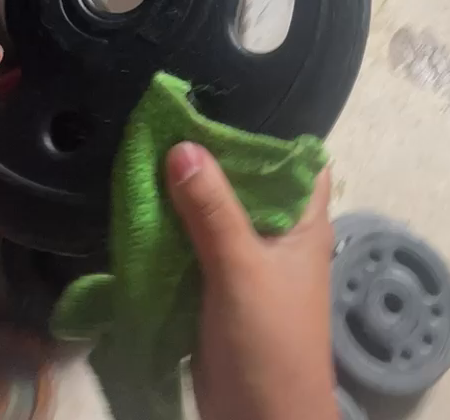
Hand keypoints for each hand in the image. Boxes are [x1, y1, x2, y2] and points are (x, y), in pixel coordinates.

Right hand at [168, 142, 336, 419]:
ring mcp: (250, 261)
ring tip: (148, 153)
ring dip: (188, 193)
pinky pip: (198, 245)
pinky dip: (176, 227)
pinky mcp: (221, 287)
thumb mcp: (240, 269)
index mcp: (303, 221)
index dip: (267, 133)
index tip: (222, 106)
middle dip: (212, 158)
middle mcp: (279, 234)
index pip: (296, 159)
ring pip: (218, 213)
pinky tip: (146, 206)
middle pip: (248, 183)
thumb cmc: (269, 344)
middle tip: (167, 124)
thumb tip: (183, 145)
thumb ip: (213, 210)